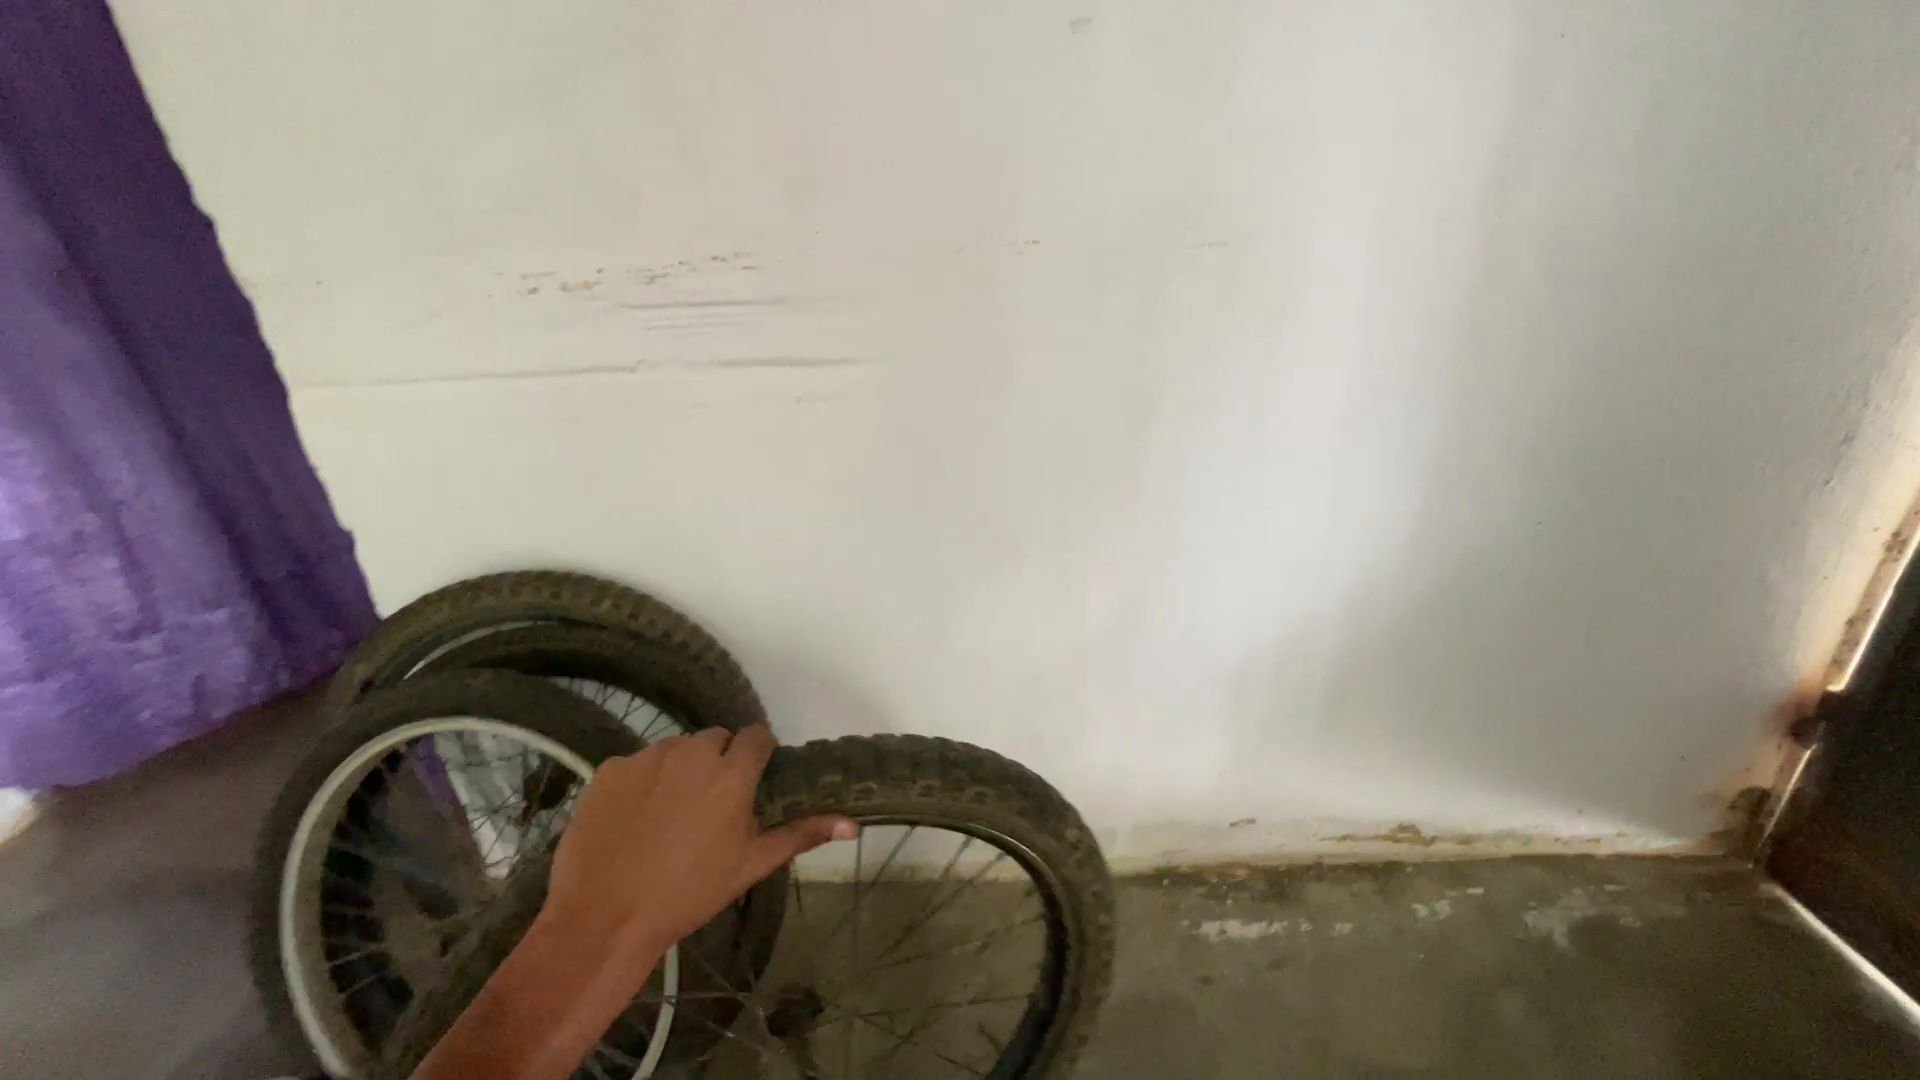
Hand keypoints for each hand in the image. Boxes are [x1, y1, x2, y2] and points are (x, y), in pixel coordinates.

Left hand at [539, 725, 856, 959]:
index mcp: (731, 773)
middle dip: (720, 761)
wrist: (604, 918)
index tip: (753, 779)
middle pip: (716, 738)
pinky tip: (635, 820)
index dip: (759, 754)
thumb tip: (854, 824)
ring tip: (671, 815)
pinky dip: (642, 782)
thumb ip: (802, 834)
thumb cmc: (689, 894)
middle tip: (712, 804)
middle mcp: (691, 752)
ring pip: (676, 748)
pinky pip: (637, 764)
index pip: (756, 736)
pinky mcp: (609, 769)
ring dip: (681, 769)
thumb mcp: (751, 865)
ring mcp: (646, 757)